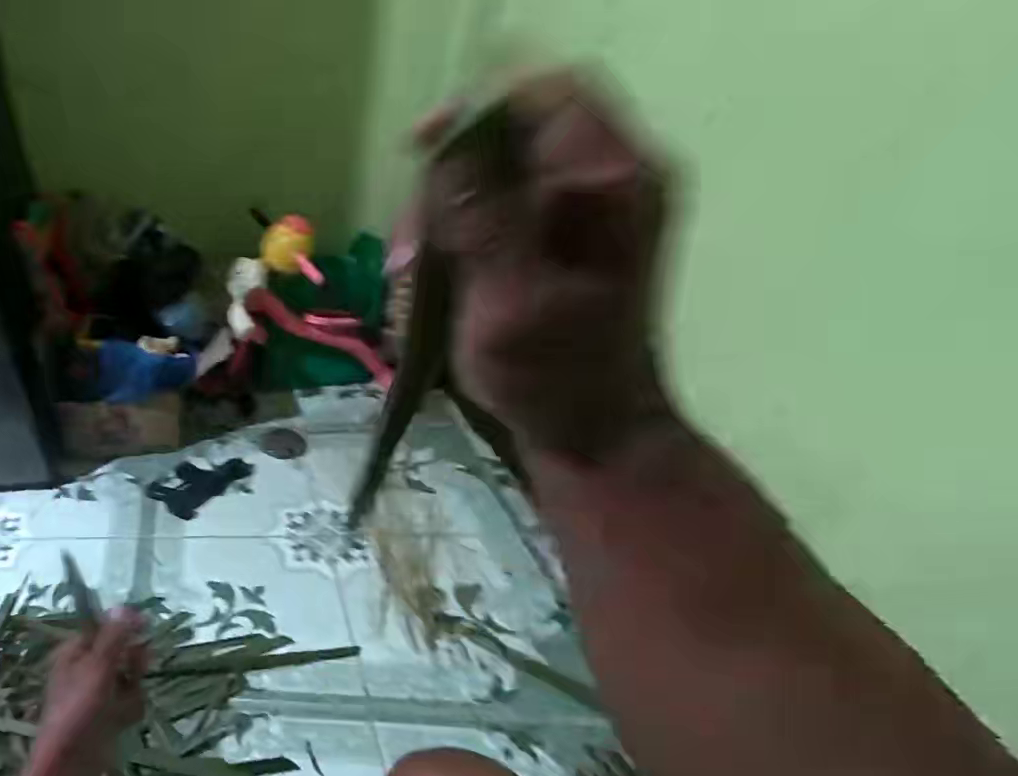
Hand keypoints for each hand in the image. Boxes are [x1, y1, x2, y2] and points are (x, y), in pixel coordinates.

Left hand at [31, 609, 147, 775]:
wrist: (71, 764)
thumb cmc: (78, 710)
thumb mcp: (98, 667)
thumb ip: (114, 637)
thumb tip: (126, 605)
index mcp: (74, 652)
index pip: (104, 628)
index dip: (125, 628)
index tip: (145, 626)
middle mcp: (85, 669)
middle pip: (122, 652)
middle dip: (133, 663)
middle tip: (135, 671)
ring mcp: (97, 693)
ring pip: (130, 678)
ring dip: (133, 690)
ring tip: (122, 705)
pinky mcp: (108, 715)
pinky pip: (130, 702)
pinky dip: (130, 710)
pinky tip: (123, 721)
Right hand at [423, 70, 677, 458]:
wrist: (589, 436)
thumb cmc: (553, 379)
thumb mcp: (511, 302)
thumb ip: (484, 220)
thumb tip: (447, 147)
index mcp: (609, 185)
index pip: (544, 98)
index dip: (478, 112)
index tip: (419, 151)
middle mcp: (595, 190)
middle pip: (502, 149)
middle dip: (442, 200)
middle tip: (408, 261)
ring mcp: (570, 225)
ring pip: (482, 194)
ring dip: (435, 240)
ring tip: (412, 299)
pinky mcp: (544, 255)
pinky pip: (483, 231)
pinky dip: (447, 263)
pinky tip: (428, 306)